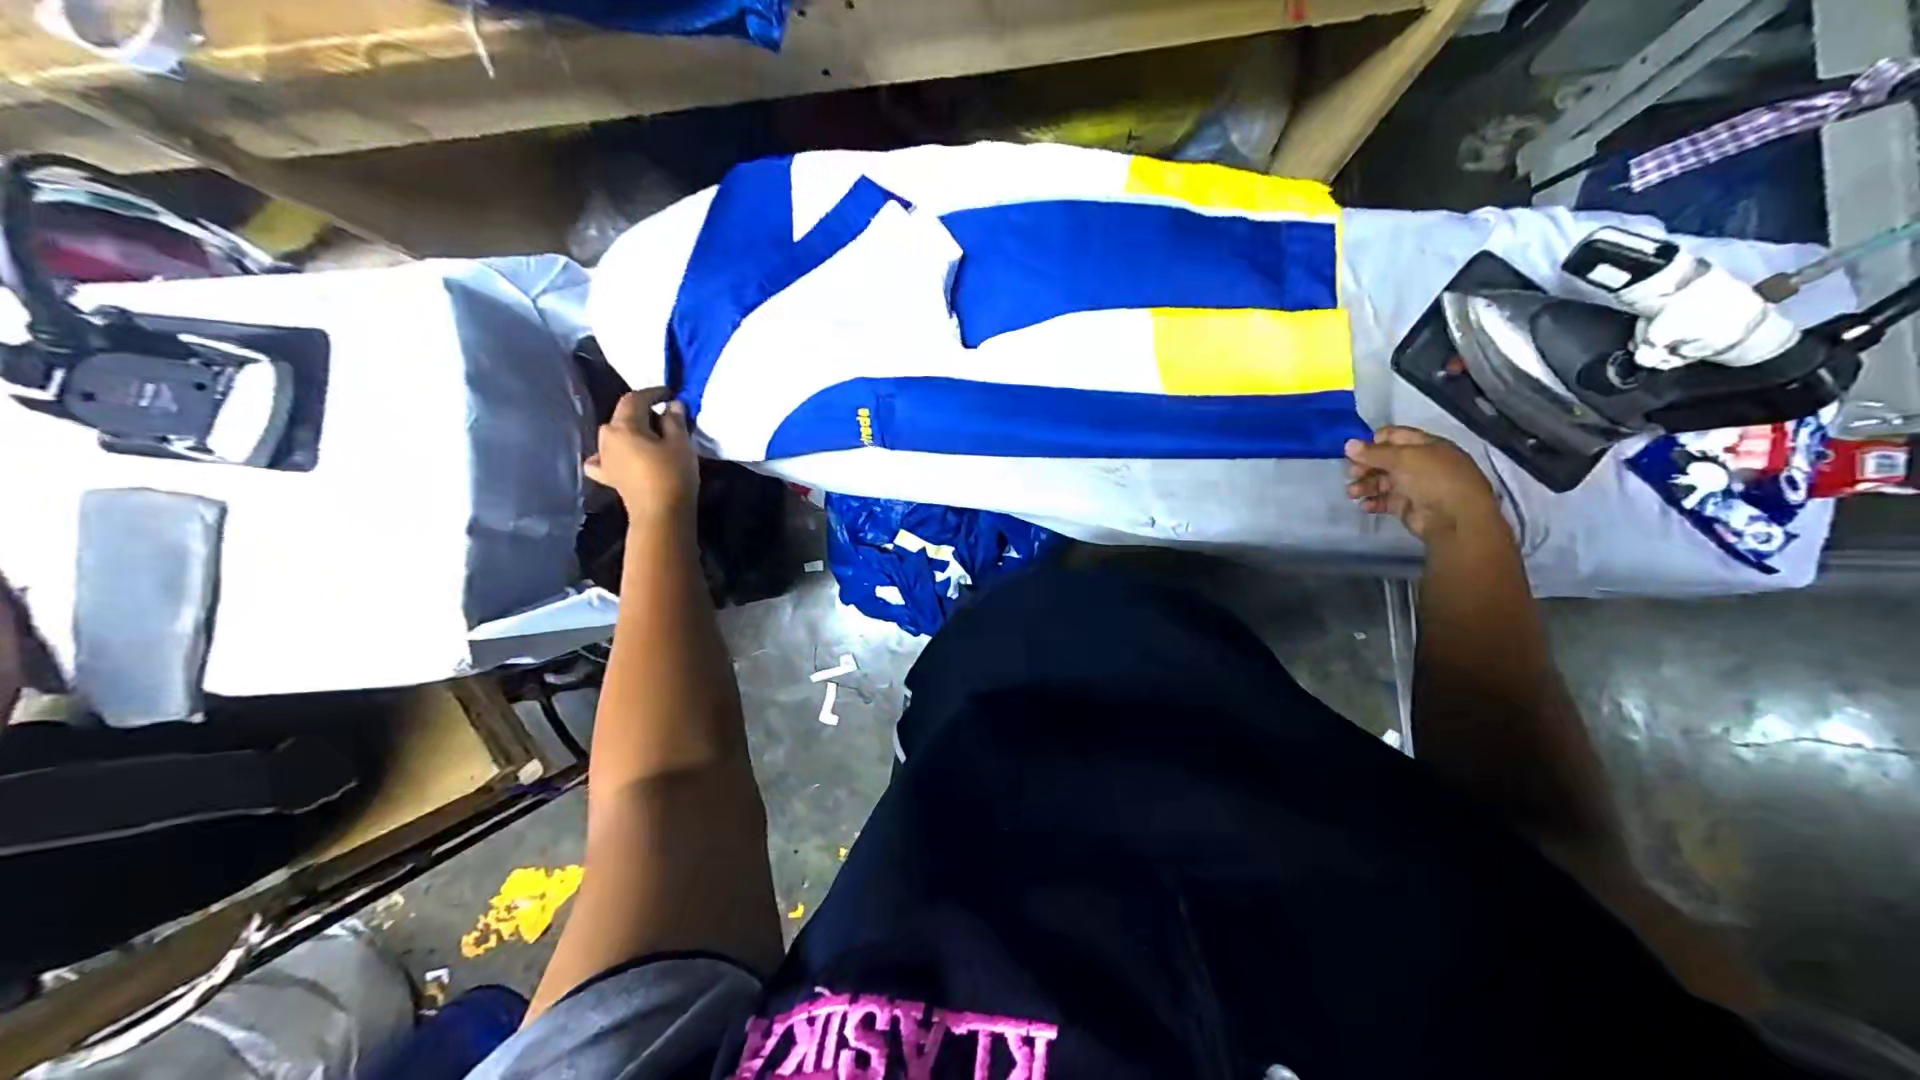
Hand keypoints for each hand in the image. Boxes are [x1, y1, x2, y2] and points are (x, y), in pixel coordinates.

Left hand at [585, 388, 697, 524]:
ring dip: (629, 431)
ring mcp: (604, 459)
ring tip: (649, 435)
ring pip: (613, 435)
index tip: (670, 394)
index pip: (635, 399)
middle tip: (665, 416)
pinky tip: (617, 457)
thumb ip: (674, 420)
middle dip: (642, 412)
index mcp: (623, 426)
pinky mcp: (608, 477)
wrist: (661, 515)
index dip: (653, 393)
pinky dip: (608, 454)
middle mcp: (607, 438)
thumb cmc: (672, 475)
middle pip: (622, 416)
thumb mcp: (680, 443)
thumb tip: (672, 405)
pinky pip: (602, 459)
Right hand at [1344, 426, 1504, 544]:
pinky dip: (1373, 501)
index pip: (1395, 436)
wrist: (1453, 518)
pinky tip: (1365, 505)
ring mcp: (1413, 485)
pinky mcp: (1407, 505)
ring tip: (1353, 493)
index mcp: (1425, 446)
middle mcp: (1419, 464)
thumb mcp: (1403, 458)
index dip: (1374, 442)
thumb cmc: (1432, 479)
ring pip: (1382, 481)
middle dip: (1365, 465)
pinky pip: (1385, 500)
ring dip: (1364, 485)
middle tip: (1351, 473)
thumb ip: (1373, 452)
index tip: (1356, 451)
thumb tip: (1348, 444)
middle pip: (1385, 460)